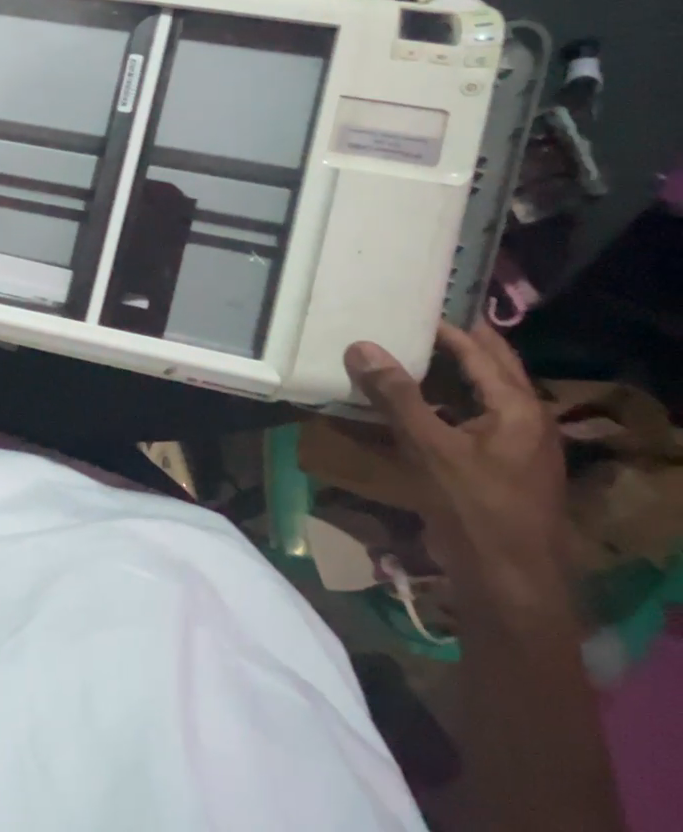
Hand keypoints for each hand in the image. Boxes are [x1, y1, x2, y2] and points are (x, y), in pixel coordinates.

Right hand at [344, 321, 569, 614]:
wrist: (507, 575)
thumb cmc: (476, 506)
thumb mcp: (431, 447)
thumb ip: (397, 396)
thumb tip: (362, 346)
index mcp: (519, 408)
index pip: (483, 352)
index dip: (449, 328)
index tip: (411, 307)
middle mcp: (522, 421)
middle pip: (490, 370)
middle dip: (456, 345)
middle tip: (411, 322)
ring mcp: (509, 446)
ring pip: (474, 397)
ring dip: (442, 377)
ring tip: (399, 357)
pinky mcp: (489, 468)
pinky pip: (461, 423)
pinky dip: (434, 408)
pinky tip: (402, 409)